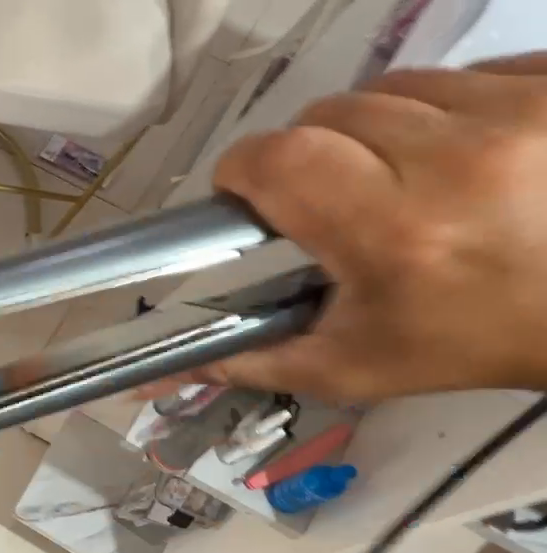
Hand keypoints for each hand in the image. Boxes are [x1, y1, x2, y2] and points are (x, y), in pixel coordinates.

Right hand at [178, 54, 546, 400]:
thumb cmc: (468, 344)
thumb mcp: (344, 367)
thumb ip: (240, 363)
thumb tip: (143, 381)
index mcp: (392, 232)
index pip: (282, 158)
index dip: (244, 168)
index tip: (243, 192)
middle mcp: (460, 158)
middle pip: (329, 116)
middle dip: (304, 152)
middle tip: (319, 196)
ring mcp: (526, 110)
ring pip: (394, 88)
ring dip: (371, 128)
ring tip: (390, 174)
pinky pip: (467, 72)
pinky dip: (442, 108)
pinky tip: (454, 153)